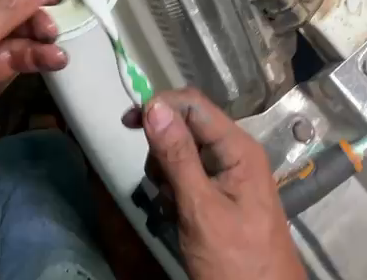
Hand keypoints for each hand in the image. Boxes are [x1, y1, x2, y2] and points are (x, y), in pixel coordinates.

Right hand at [131, 88, 303, 279]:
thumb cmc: (236, 263)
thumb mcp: (200, 209)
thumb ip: (177, 156)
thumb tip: (153, 105)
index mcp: (239, 147)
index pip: (193, 104)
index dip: (160, 105)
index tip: (127, 123)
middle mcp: (236, 152)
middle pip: (187, 125)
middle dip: (163, 147)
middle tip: (157, 181)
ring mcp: (230, 174)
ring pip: (184, 150)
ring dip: (167, 171)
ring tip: (170, 204)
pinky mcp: (223, 194)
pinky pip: (190, 174)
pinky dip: (175, 187)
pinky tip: (175, 211)